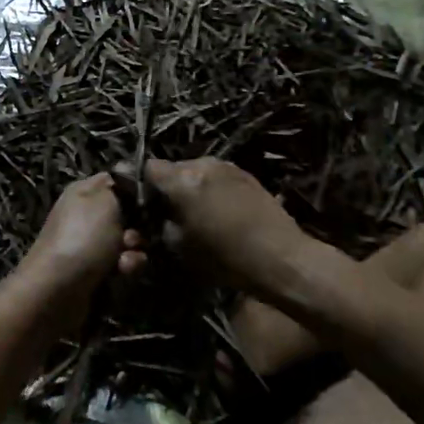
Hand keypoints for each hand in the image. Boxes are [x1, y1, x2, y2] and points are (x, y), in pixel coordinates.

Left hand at [18, 173, 145, 300]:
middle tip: (131, 239)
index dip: (136, 192)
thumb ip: (122, 188)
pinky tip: (120, 275)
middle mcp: (86, 215)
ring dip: (132, 254)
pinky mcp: (93, 272)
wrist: (57, 289)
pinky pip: (120, 267)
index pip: (118, 183)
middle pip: (127, 217)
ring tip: (124, 263)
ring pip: (127, 245)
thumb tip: (128, 184)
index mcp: (84, 192)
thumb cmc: (83, 237)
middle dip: (137, 230)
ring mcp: (89, 245)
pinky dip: (124, 271)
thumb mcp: (106, 200)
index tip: (151, 204)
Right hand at [142, 157, 312, 292]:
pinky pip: (217, 176)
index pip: (148, 167)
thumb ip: (160, 223)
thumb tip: (154, 213)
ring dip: (191, 187)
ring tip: (196, 213)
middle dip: (168, 187)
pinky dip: (211, 189)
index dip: (141, 183)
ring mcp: (227, 166)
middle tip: (169, 212)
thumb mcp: (180, 247)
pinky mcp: (245, 174)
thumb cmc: (227, 259)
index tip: (142, 202)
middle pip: (173, 168)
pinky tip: (219, 212)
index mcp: (182, 180)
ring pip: (196, 171)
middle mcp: (203, 164)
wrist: (281, 258)